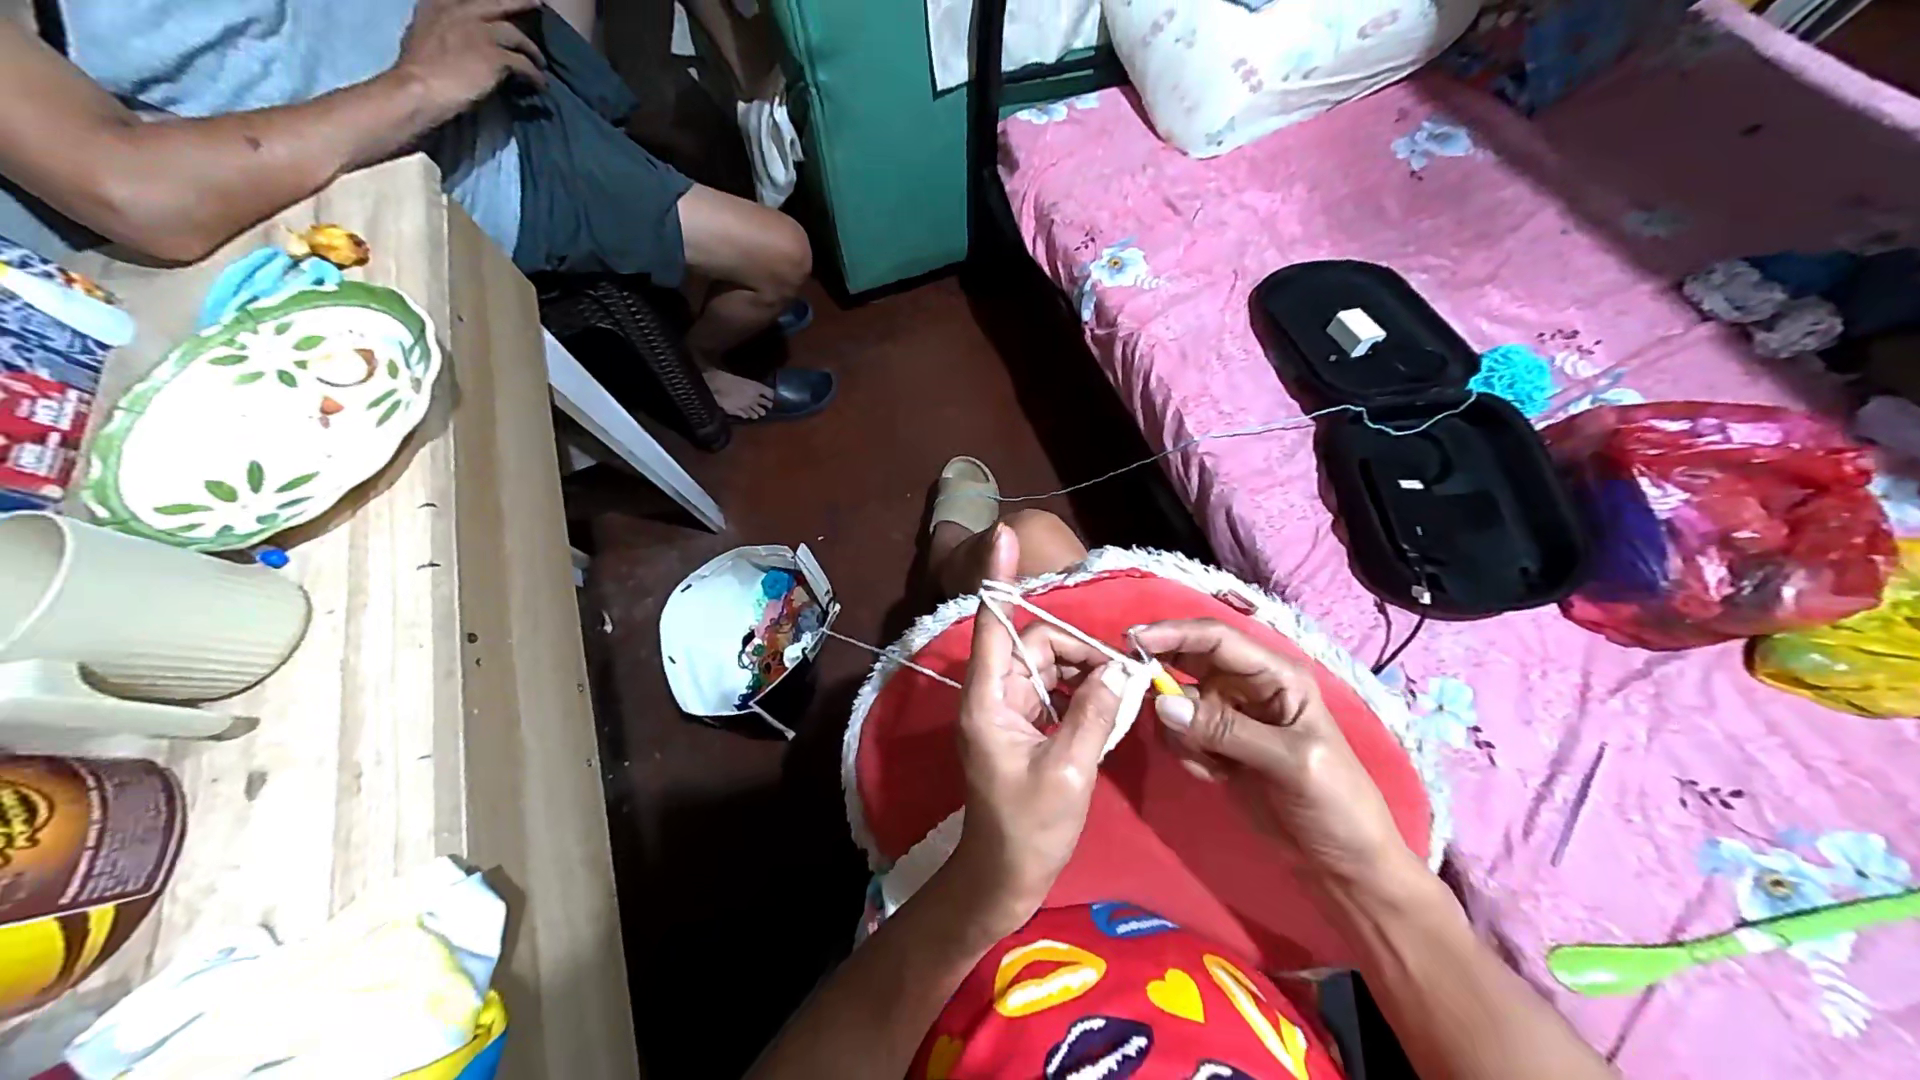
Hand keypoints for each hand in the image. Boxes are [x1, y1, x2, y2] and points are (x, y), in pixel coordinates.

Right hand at [392, 0, 545, 124]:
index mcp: (439, 3)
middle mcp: (461, 11)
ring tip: (540, 62)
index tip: (505, 2)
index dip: (492, 0)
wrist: (419, 85)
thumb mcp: (422, 30)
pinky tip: (540, 83)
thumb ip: (441, 23)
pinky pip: (524, 63)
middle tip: (537, 2)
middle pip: (498, 2)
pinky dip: (535, 75)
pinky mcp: (495, 56)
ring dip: (531, 49)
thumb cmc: (418, 65)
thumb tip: (450, 30)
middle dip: (519, 2)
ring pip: (516, 34)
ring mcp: (479, 32)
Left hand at [946, 525, 1120, 935]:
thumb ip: (1093, 713)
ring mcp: (1006, 709)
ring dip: (1080, 670)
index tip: (1006, 535)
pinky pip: (1050, 689)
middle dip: (1076, 650)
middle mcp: (993, 695)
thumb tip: (1118, 670)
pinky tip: (1103, 705)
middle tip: (1119, 677)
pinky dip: (1076, 689)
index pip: (992, 625)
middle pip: (1033, 644)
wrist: (1002, 875)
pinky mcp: (1021, 724)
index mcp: (989, 700)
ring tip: (1116, 693)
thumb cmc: (1028, 828)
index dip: (997, 578)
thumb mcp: (1069, 771)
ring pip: (1045, 665)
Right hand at [1133, 619, 1417, 894]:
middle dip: (1162, 673)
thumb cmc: (1335, 804)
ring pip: (1177, 700)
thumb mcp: (1289, 762)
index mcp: (1276, 675)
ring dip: (1180, 729)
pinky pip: (1179, 733)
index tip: (1132, 641)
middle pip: (1189, 660)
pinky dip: (1186, 751)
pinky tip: (1217, 776)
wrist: (1343, 865)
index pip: (1216, 639)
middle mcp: (1248, 686)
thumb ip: (1226, 730)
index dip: (1174, 634)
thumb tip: (1162, 703)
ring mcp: (1229, 714)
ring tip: (1211, 764)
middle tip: (1131, 688)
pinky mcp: (1215, 743)